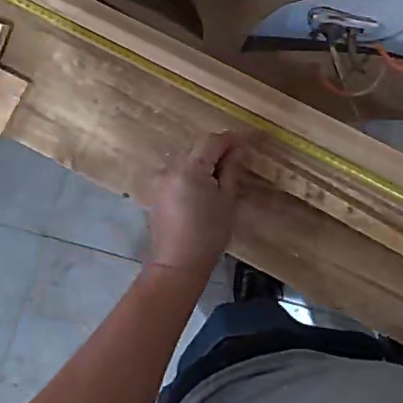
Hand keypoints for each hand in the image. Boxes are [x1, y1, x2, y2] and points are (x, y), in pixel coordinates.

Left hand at [144, 131, 246, 278]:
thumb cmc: (209, 233)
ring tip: (221, 175)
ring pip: (186, 159)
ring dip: (203, 160)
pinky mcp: (157, 191)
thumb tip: (237, 149)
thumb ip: (230, 170)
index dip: (230, 139)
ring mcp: (161, 179)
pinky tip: (203, 186)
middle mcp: (171, 168)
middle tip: (236, 159)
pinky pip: (177, 172)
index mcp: (190, 168)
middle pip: (196, 148)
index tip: (246, 141)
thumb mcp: (226, 199)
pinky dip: (191, 172)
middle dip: (216, 149)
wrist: (178, 263)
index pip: (211, 141)